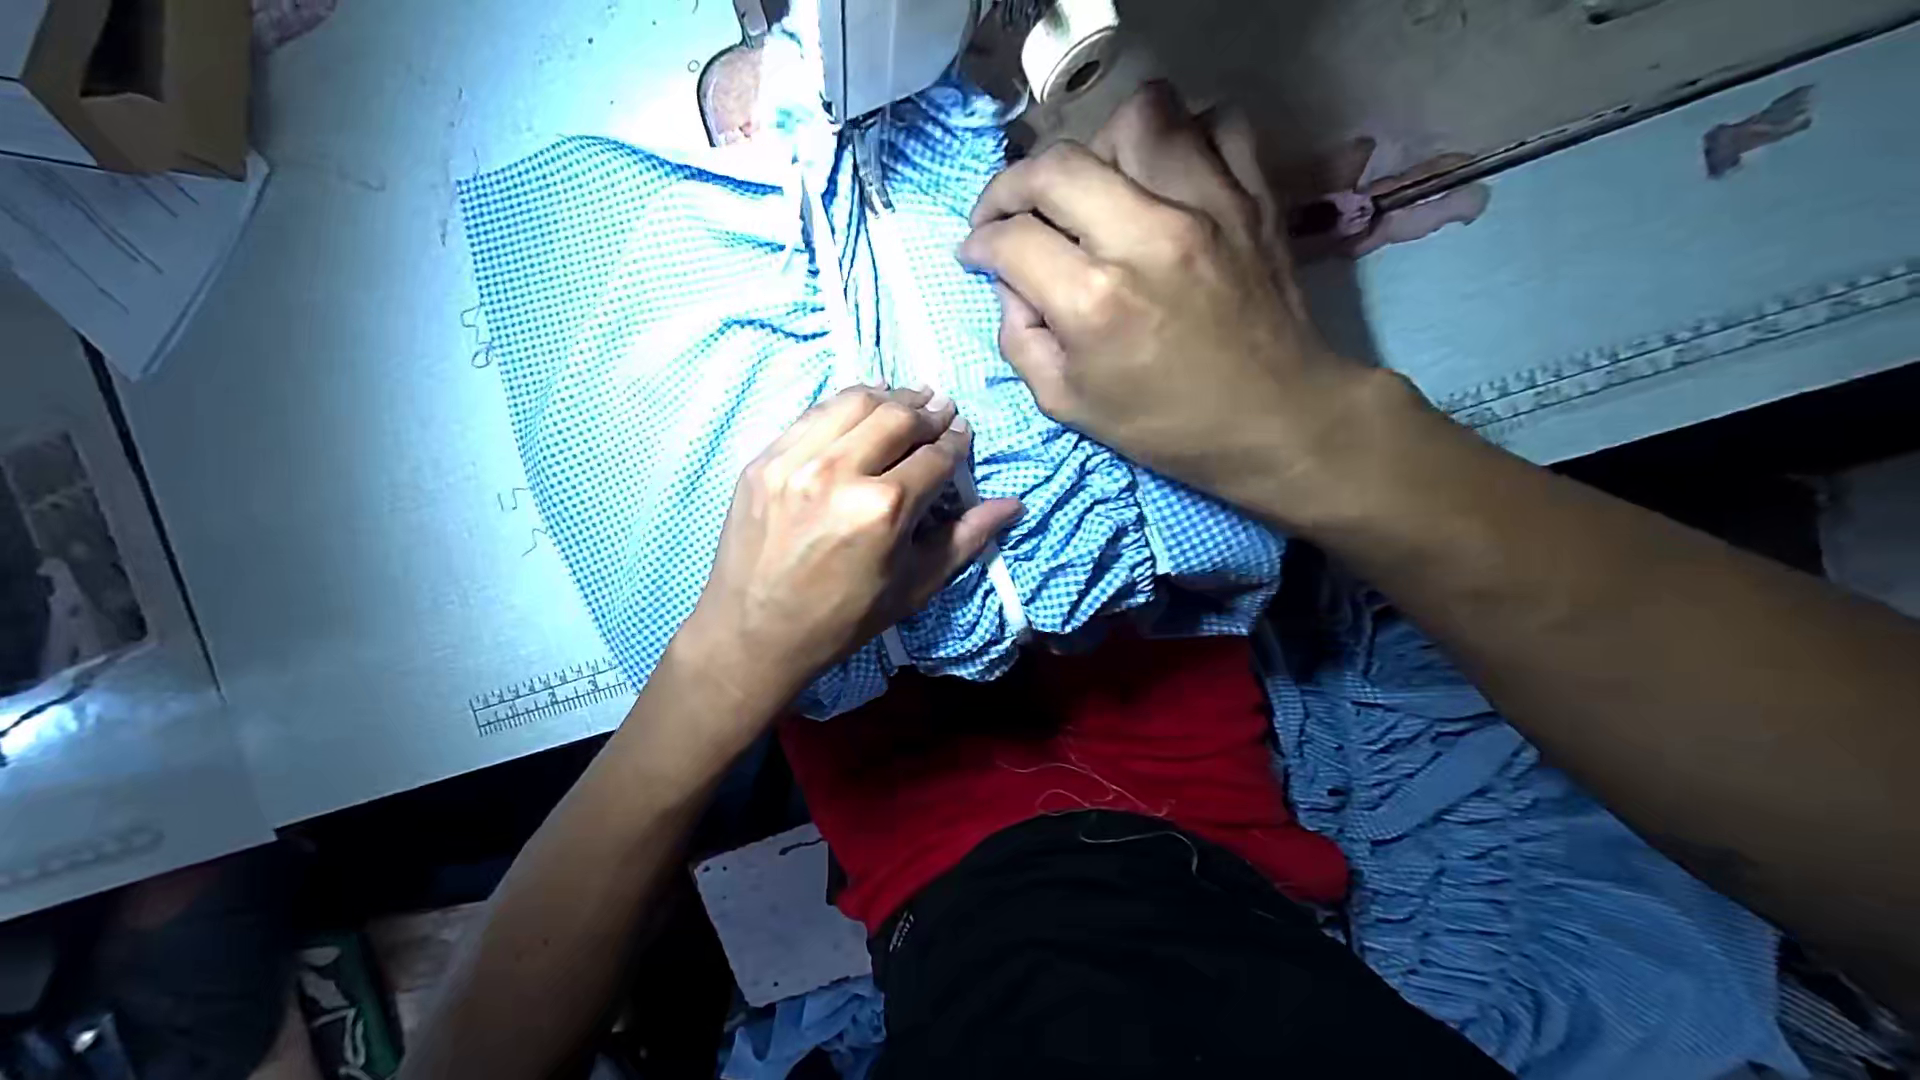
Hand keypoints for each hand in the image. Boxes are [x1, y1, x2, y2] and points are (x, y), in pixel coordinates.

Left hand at [678, 386, 1022, 710]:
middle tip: (941, 410)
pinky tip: (859, 411)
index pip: (935, 456)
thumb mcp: (915, 586)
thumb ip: (966, 538)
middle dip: (928, 410)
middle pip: (898, 417)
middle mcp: (839, 473)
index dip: (956, 441)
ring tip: (906, 401)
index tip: (963, 434)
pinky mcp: (763, 459)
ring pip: (854, 402)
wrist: (755, 633)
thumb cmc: (844, 619)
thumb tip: (1014, 504)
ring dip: (889, 397)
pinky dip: (844, 406)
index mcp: (884, 509)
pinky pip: (812, 414)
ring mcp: (794, 461)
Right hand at [958, 83, 1411, 524]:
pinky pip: (1215, 124)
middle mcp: (1146, 237)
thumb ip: (1019, 339)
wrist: (1273, 419)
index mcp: (1094, 302)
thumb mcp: (1067, 405)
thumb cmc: (1164, 425)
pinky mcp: (1252, 195)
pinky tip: (1163, 181)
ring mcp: (1207, 205)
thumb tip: (1010, 282)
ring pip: (1137, 117)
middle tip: (1009, 215)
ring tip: (1093, 191)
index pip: (1011, 239)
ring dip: (1097, 149)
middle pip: (1056, 166)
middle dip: (1010, 187)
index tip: (976, 252)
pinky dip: (1179, 141)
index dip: (978, 243)